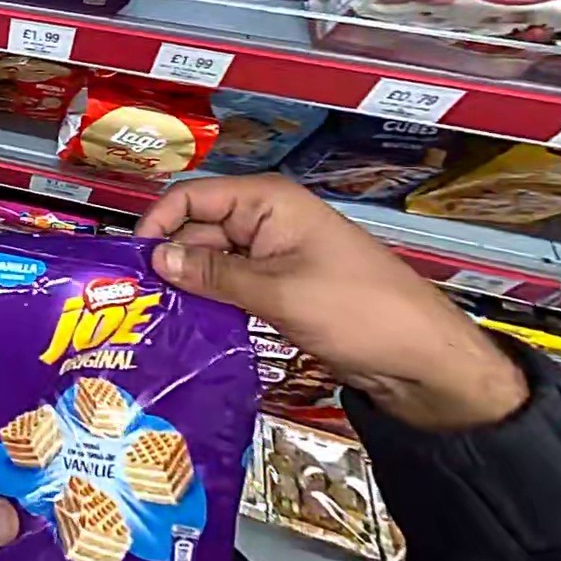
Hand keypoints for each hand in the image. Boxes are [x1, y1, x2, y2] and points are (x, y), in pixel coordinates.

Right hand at [137, 174, 527, 430]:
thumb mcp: (278, 292)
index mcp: (264, 201)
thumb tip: (155, 260)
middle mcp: (261, 217)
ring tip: (152, 312)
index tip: (133, 260)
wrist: (426, 362)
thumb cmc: (356, 311)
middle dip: (169, 257)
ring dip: (187, 281)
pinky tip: (186, 320)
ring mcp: (268, 251)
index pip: (191, 197)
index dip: (158, 222)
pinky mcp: (275, 281)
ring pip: (210, 257)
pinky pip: (229, 280)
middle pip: (196, 227)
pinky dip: (209, 296)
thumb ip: (212, 274)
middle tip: (136, 297)